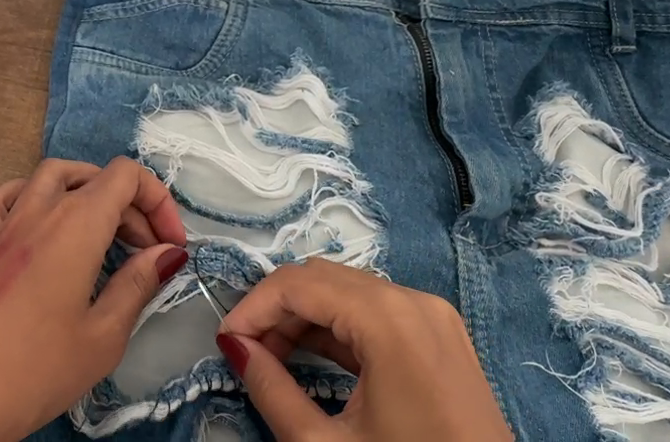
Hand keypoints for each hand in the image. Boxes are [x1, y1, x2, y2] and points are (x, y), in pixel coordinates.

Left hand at [0, 157, 189, 441]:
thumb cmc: (36, 368)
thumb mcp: (102, 335)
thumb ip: (137, 284)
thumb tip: (168, 252)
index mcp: (77, 223)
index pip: (126, 175)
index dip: (158, 201)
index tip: (172, 246)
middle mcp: (40, 208)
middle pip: (94, 178)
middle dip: (132, 207)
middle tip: (149, 255)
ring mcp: (6, 223)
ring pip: (51, 177)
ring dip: (86, 192)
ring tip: (105, 234)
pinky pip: (6, 198)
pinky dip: (31, 197)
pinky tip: (43, 223)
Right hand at [216, 258, 511, 440]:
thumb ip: (271, 389)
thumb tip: (234, 347)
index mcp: (387, 318)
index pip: (298, 284)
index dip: (253, 307)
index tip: (226, 341)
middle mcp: (413, 300)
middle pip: (322, 280)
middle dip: (277, 310)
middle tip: (247, 352)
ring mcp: (434, 316)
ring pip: (347, 291)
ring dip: (305, 317)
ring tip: (273, 358)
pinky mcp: (443, 336)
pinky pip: (377, 312)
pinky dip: (338, 327)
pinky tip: (313, 357)